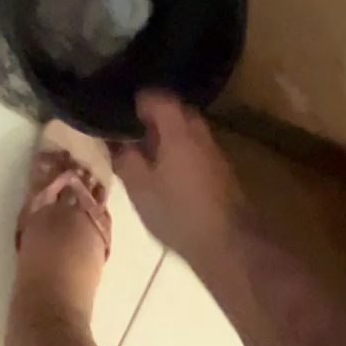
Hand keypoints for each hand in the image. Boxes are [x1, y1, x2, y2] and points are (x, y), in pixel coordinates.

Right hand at [112, 91, 247, 260]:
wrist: (230, 246)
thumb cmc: (178, 213)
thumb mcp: (140, 188)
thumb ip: (125, 158)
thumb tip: (115, 140)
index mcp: (178, 132)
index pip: (160, 99)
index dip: (141, 100)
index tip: (125, 110)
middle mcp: (200, 135)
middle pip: (179, 112)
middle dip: (157, 116)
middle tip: (136, 129)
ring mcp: (215, 153)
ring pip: (191, 131)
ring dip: (172, 134)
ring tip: (150, 152)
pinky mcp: (223, 173)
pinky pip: (198, 149)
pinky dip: (183, 151)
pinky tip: (171, 172)